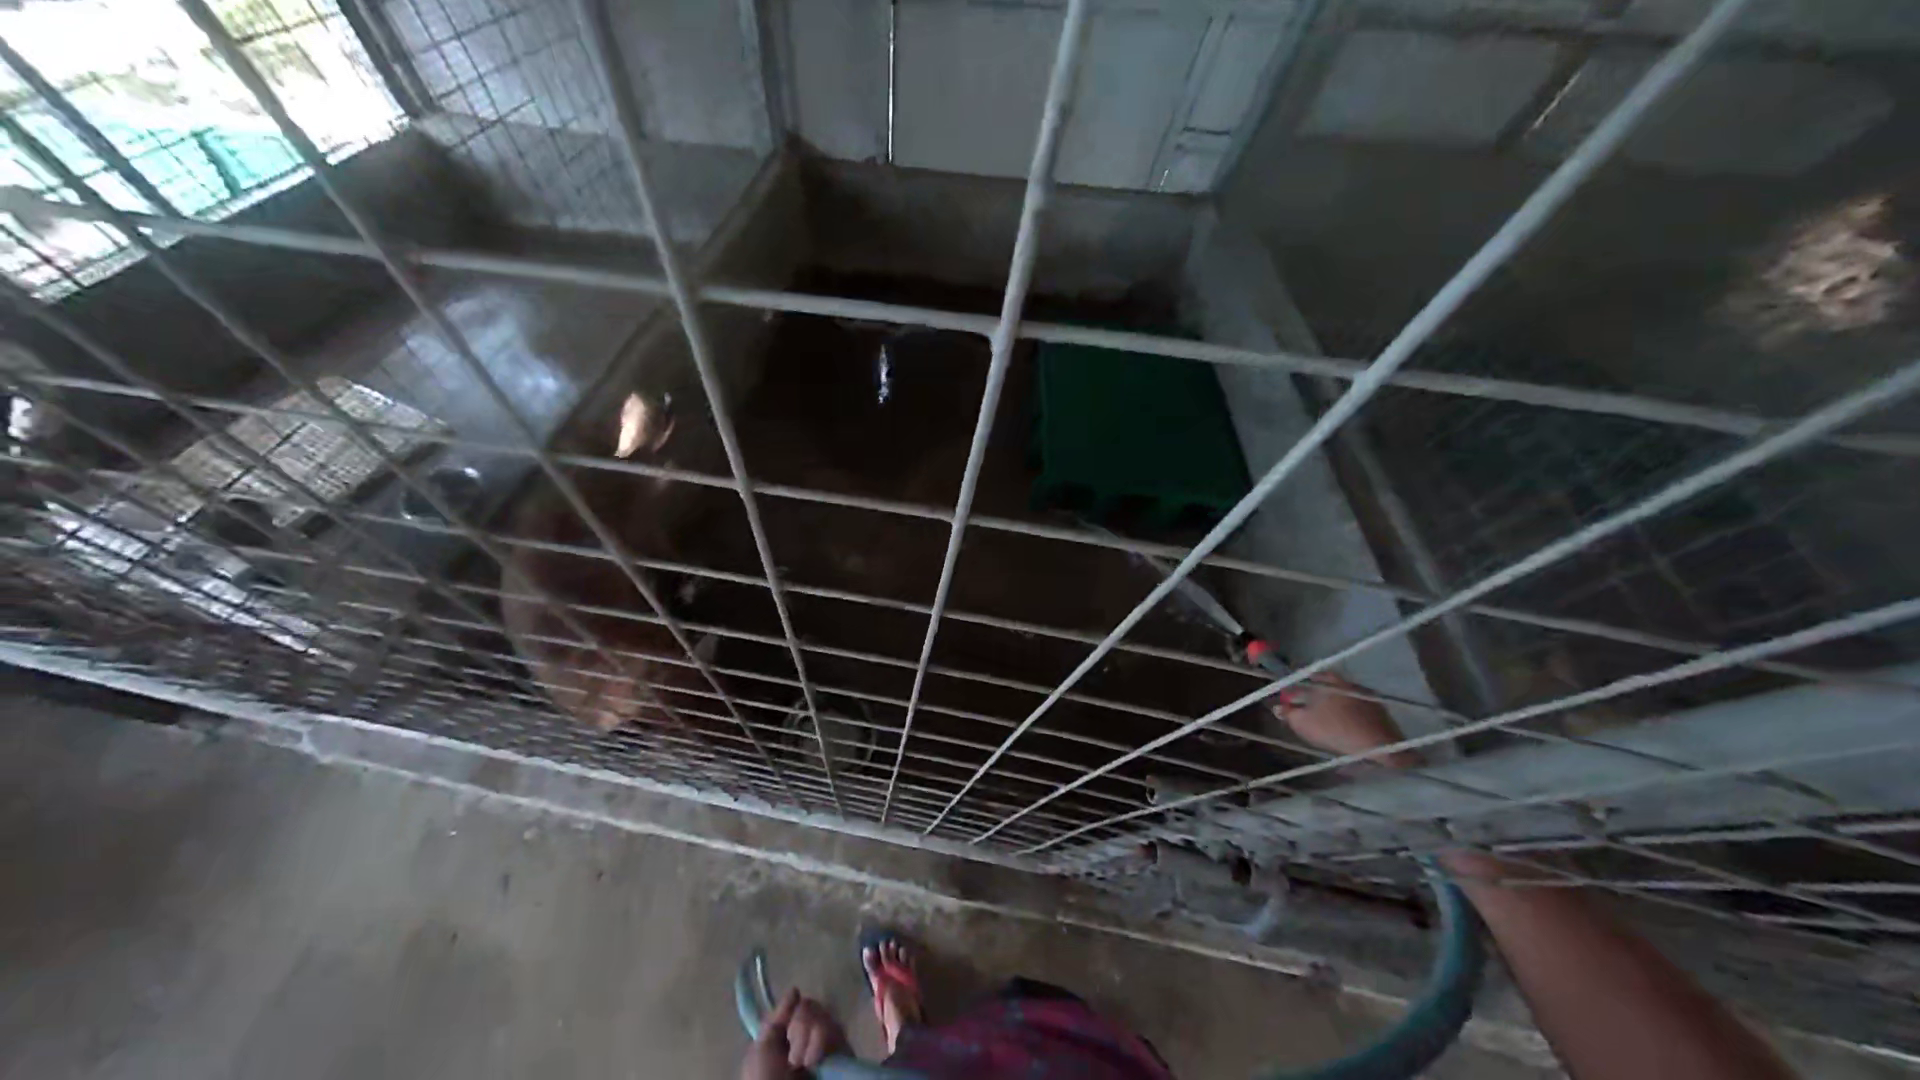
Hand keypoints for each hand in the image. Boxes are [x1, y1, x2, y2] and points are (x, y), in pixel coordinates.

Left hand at [740, 988, 847, 1079]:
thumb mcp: (760, 1052)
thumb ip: (775, 1019)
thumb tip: (795, 989)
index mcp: (788, 1036)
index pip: (797, 1005)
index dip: (791, 1008)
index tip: (786, 1019)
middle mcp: (810, 1036)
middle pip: (810, 1006)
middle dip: (798, 1026)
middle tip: (792, 1056)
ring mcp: (828, 1043)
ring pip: (821, 1014)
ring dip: (806, 1038)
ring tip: (804, 1063)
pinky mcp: (843, 1050)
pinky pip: (833, 1028)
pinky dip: (818, 1043)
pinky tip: (813, 1061)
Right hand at [1271, 672, 1418, 767]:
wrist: (1381, 745)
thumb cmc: (1336, 730)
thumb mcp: (1304, 723)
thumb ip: (1289, 714)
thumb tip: (1278, 707)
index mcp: (1330, 681)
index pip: (1310, 676)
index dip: (1299, 684)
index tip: (1291, 694)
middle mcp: (1349, 683)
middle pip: (1328, 686)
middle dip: (1316, 694)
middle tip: (1307, 708)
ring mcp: (1368, 697)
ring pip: (1344, 697)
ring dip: (1335, 705)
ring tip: (1327, 719)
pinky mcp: (1381, 711)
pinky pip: (1359, 709)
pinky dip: (1350, 714)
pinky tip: (1346, 726)